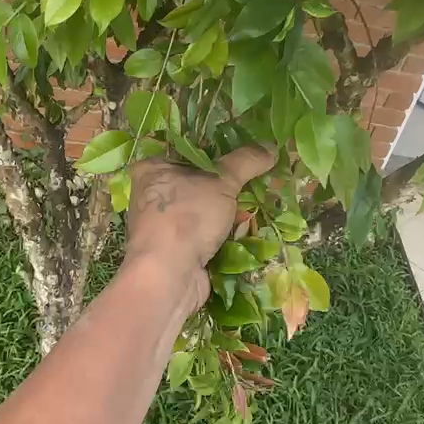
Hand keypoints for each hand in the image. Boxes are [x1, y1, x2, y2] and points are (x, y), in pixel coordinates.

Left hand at [122, 145, 275, 301]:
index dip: (216, 153)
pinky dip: (221, 236)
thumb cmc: (186, 217)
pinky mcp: (174, 252)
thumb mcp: (221, 181)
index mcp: (151, 170)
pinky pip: (203, 236)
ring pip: (202, 212)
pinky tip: (243, 231)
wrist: (169, 276)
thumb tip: (271, 147)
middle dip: (226, 186)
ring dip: (227, 213)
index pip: (187, 153)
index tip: (244, 154)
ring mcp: (162, 227)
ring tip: (255, 205)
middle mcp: (151, 197)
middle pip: (197, 184)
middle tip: (256, 180)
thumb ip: (246, 161)